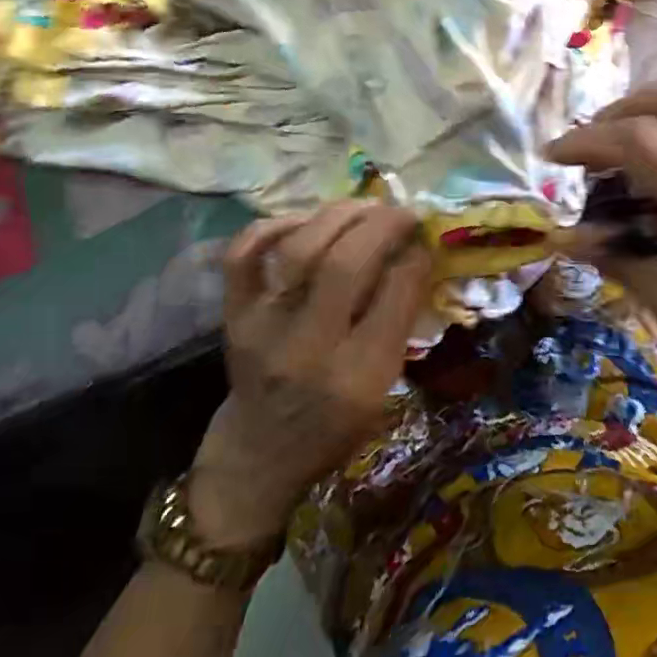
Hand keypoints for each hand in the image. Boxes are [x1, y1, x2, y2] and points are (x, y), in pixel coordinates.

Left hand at [187, 201, 432, 548]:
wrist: (262, 450)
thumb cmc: (334, 424)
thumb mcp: (382, 389)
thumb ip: (398, 324)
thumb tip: (413, 253)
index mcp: (357, 379)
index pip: (392, 300)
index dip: (414, 259)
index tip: (424, 240)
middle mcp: (307, 350)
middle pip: (344, 266)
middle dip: (381, 226)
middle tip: (402, 212)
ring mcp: (262, 327)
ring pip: (299, 250)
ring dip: (339, 216)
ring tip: (366, 207)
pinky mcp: (232, 314)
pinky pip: (243, 254)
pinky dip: (274, 226)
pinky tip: (306, 220)